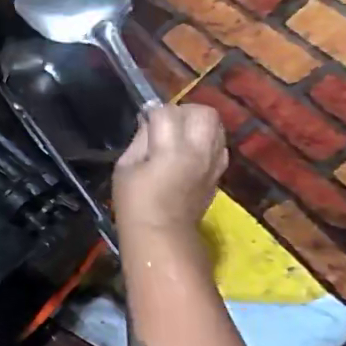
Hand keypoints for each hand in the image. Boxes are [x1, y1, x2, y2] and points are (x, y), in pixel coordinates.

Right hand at [113, 103, 226, 240]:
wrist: (162, 234)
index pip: (167, 112)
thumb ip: (140, 139)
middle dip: (183, 111)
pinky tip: (189, 152)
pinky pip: (218, 143)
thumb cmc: (135, 203)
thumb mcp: (125, 167)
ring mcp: (214, 161)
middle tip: (167, 123)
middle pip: (203, 112)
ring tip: (179, 135)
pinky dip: (206, 140)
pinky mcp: (220, 172)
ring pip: (216, 125)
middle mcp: (199, 151)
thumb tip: (149, 122)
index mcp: (172, 150)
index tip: (143, 120)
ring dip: (197, 124)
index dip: (152, 113)